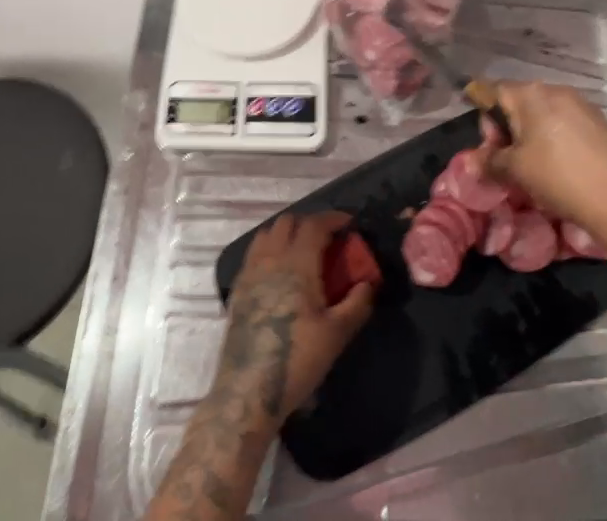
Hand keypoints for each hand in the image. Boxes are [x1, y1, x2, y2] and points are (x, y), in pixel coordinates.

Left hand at [218, 212, 377, 423]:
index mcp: (296, 264)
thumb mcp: (338, 333)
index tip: (349, 223)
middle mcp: (269, 259)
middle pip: (287, 222)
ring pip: (267, 233)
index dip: (333, 218)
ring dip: (288, 232)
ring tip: (305, 249)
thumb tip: (368, 283)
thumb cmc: (299, 359)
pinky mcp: (238, 288)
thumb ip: (358, 303)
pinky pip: (255, 252)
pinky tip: (282, 270)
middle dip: (310, 222)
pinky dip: (271, 247)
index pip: (313, 225)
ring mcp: (249, 272)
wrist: (250, 388)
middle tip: (330, 237)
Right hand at [484, 81, 606, 225]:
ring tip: (536, 167)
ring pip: (545, 115)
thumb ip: (489, 161)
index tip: (491, 149)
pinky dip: (556, 140)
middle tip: (510, 162)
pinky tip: (563, 167)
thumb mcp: (515, 171)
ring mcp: (583, 105)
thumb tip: (472, 161)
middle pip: (520, 103)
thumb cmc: (558, 177)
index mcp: (531, 94)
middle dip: (509, 130)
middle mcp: (556, 90)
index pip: (494, 93)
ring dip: (533, 136)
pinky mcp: (602, 123)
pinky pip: (567, 124)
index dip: (486, 119)